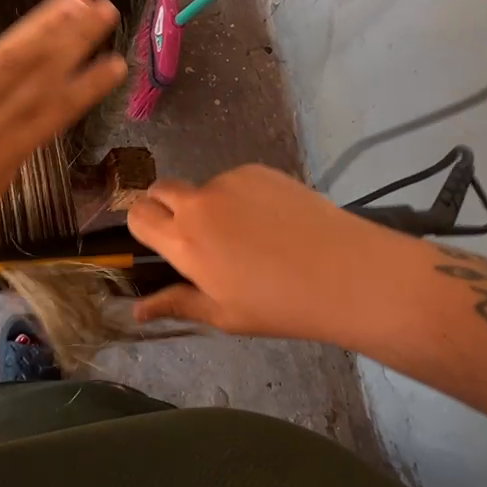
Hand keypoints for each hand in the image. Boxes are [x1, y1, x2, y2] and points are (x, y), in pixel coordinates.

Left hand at [0, 0, 126, 207]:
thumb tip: (15, 135)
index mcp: (13, 147)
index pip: (60, 108)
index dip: (90, 84)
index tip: (119, 62)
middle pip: (43, 73)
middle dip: (77, 39)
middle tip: (106, 8)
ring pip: (10, 60)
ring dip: (43, 27)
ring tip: (73, 0)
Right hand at [126, 166, 407, 342]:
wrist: (350, 275)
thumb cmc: (282, 305)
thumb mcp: (225, 315)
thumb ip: (177, 304)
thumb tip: (137, 310)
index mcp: (182, 241)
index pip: (137, 215)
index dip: (144, 225)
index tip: (161, 240)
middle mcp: (196, 204)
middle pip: (160, 189)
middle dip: (167, 206)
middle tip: (199, 234)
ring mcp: (227, 182)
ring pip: (203, 187)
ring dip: (211, 205)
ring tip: (253, 236)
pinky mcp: (256, 171)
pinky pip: (235, 181)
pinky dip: (243, 197)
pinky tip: (274, 222)